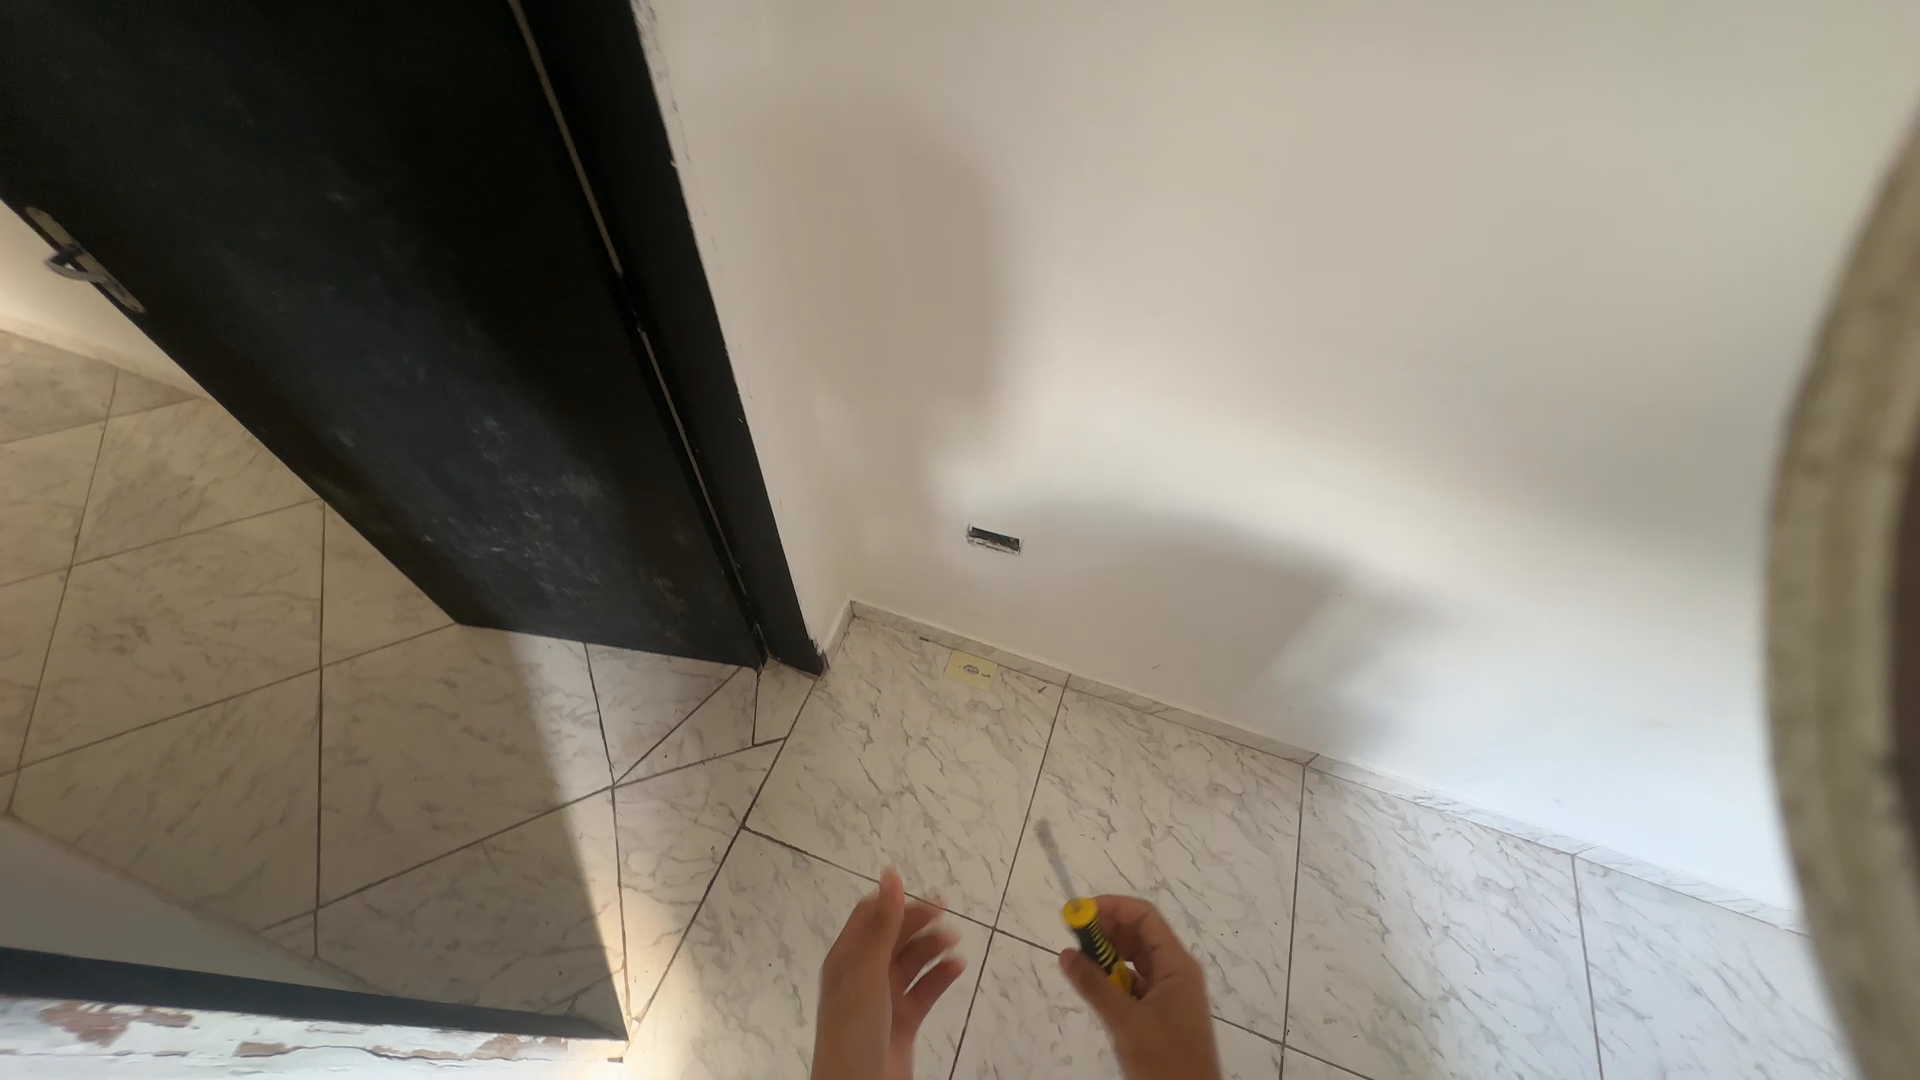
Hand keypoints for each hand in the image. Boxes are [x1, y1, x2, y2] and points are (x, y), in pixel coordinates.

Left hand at [811, 867, 967, 1079]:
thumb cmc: (855, 1024)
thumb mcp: (867, 968)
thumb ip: (882, 921)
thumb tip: (891, 872)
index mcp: (848, 957)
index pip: (870, 915)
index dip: (894, 900)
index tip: (922, 890)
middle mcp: (865, 973)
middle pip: (894, 935)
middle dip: (919, 920)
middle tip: (947, 909)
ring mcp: (885, 998)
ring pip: (912, 961)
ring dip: (933, 946)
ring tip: (955, 938)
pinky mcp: (904, 1021)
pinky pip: (925, 990)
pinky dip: (941, 975)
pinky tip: (958, 965)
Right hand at [1056, 895, 1220, 1079]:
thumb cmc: (1166, 1063)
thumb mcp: (1127, 1022)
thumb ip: (1095, 985)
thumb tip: (1065, 953)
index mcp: (1177, 965)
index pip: (1144, 917)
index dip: (1112, 907)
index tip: (1079, 912)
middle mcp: (1175, 972)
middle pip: (1138, 934)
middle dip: (1105, 929)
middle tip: (1073, 935)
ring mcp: (1169, 993)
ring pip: (1134, 958)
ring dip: (1107, 954)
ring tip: (1079, 960)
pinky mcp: (1160, 1014)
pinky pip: (1133, 983)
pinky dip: (1112, 979)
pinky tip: (1093, 986)